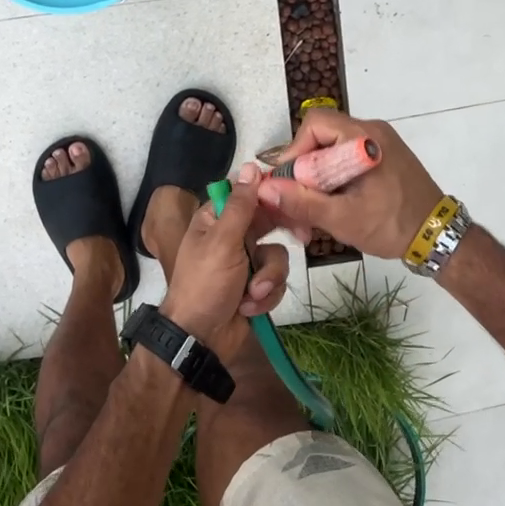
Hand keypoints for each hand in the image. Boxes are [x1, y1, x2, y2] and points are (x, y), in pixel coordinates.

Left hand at [159, 176, 288, 359]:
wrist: (201, 339)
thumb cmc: (205, 284)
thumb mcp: (222, 241)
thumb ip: (241, 206)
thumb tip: (251, 166)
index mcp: (217, 218)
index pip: (250, 193)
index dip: (272, 194)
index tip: (294, 197)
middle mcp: (232, 235)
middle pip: (270, 223)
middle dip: (281, 239)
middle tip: (303, 236)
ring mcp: (245, 261)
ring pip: (277, 255)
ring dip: (268, 277)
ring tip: (252, 295)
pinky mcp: (255, 286)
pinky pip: (275, 280)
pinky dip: (265, 295)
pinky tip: (249, 308)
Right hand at [255, 107, 444, 259]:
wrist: (439, 238)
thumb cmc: (393, 225)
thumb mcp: (343, 218)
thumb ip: (302, 202)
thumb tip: (264, 190)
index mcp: (364, 138)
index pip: (315, 125)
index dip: (294, 150)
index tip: (287, 182)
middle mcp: (371, 132)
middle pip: (321, 137)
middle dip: (302, 170)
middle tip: (295, 202)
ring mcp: (379, 144)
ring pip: (331, 151)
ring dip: (316, 179)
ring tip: (310, 212)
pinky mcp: (382, 158)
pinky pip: (346, 159)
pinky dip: (333, 180)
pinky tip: (329, 207)